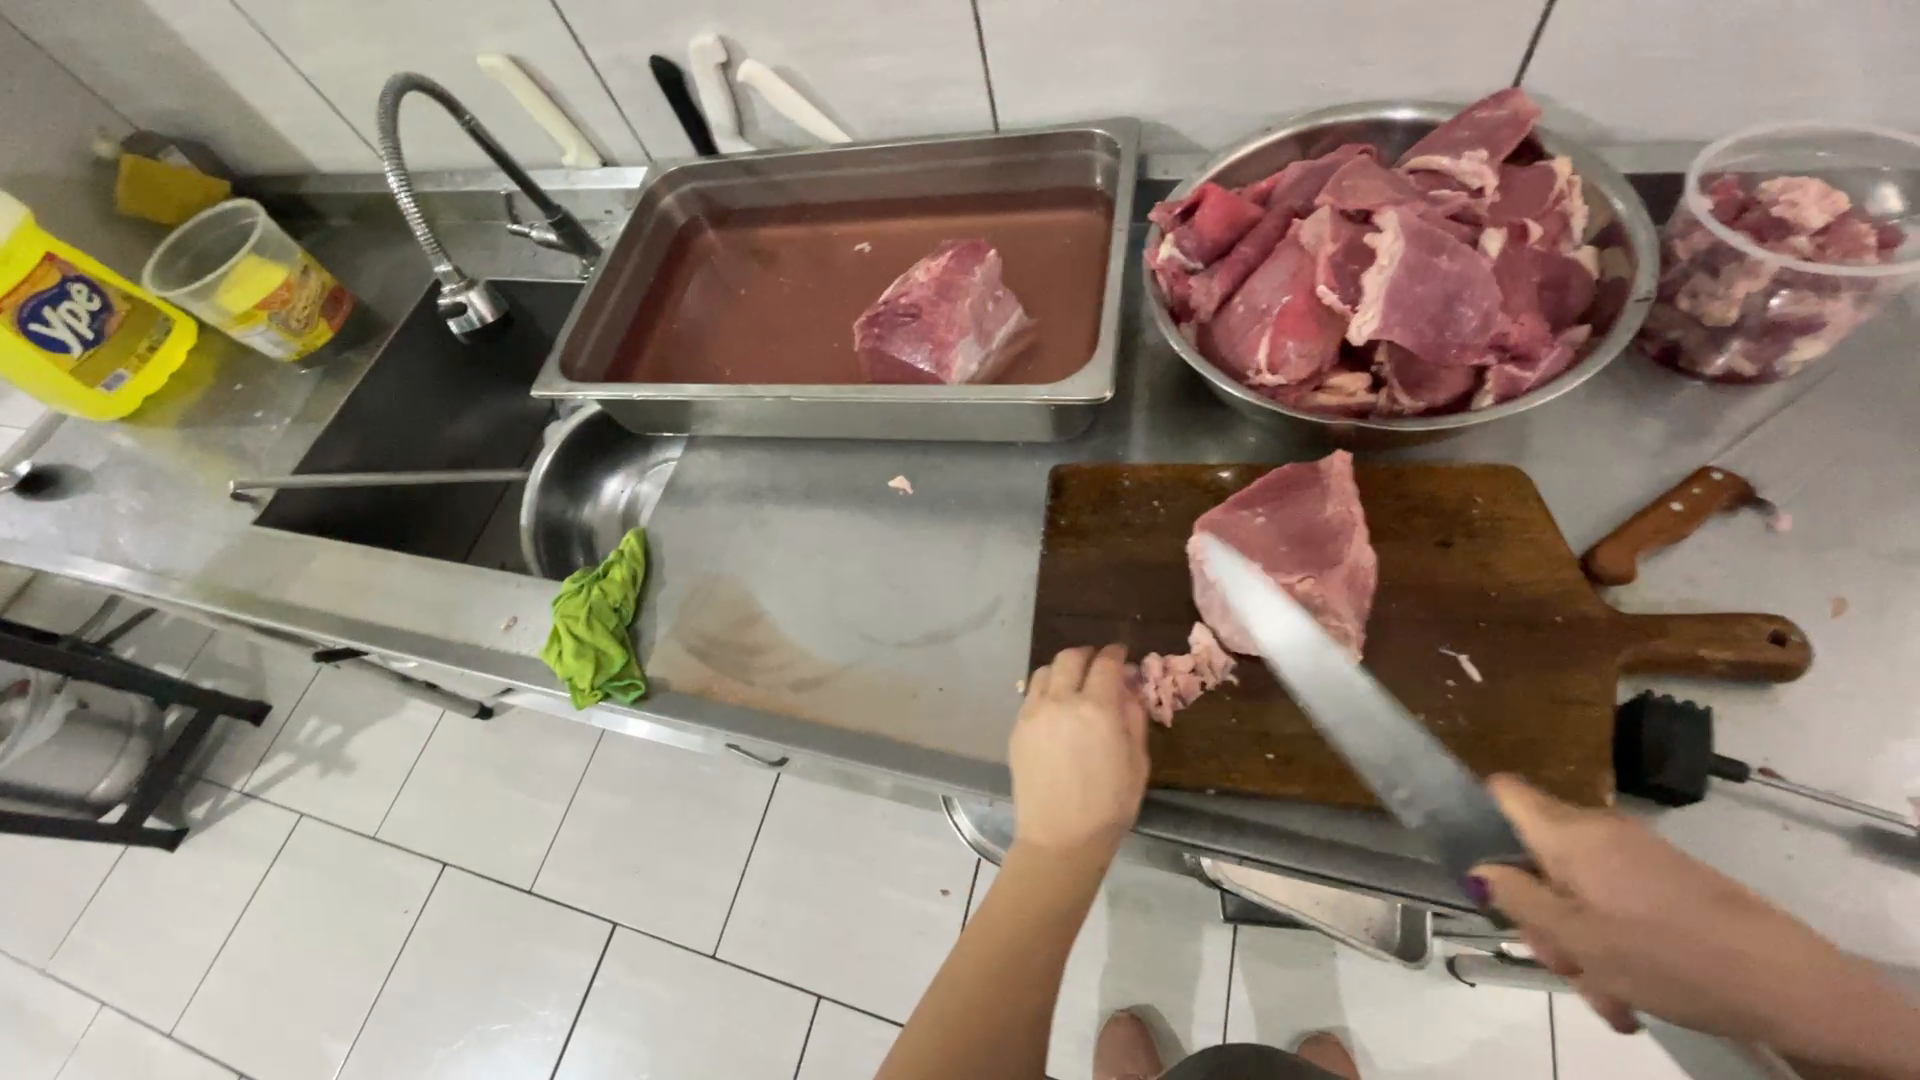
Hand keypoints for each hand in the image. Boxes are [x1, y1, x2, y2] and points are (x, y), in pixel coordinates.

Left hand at [1009, 645, 1149, 860]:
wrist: (1060, 837)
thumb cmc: (1109, 805)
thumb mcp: (1137, 761)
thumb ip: (1133, 717)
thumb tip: (1128, 689)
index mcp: (1097, 709)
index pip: (1106, 663)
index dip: (1116, 654)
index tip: (1122, 655)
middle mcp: (1061, 702)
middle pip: (1070, 657)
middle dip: (1088, 654)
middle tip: (1098, 663)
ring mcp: (1033, 713)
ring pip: (1045, 671)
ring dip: (1063, 668)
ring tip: (1074, 681)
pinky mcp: (1017, 728)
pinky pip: (1031, 694)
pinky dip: (1046, 690)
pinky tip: (1056, 706)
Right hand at [1474, 775, 1919, 1073]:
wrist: (1793, 986)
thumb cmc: (1666, 955)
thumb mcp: (1575, 937)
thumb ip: (1516, 897)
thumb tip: (1478, 870)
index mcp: (1568, 833)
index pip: (1502, 790)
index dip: (1475, 810)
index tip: (1470, 855)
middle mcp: (1599, 832)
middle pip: (1537, 855)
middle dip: (1537, 908)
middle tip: (1556, 958)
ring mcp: (1638, 856)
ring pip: (1578, 890)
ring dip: (1578, 938)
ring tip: (1605, 993)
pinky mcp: (1671, 883)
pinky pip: (1616, 902)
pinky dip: (1613, 940)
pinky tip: (1632, 989)